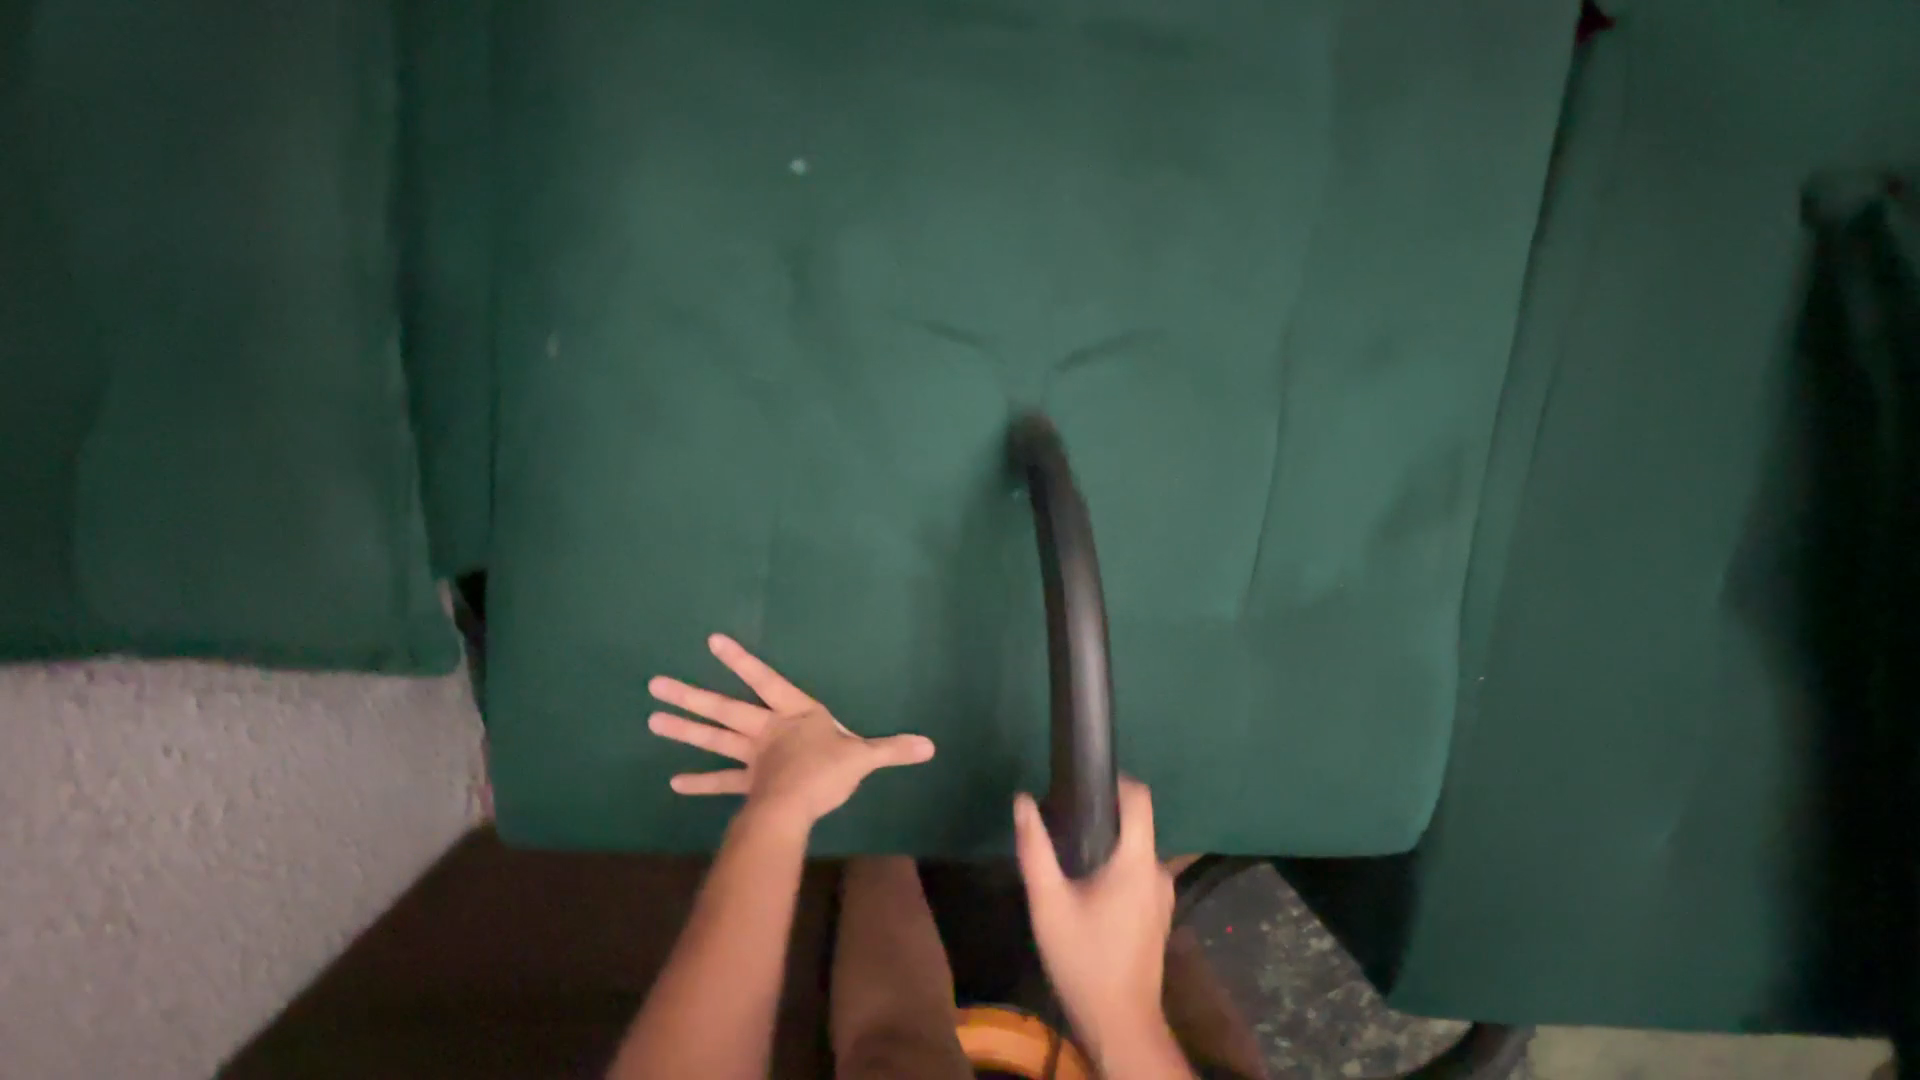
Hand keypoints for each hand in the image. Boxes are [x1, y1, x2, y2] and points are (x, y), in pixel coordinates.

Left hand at [648, 634, 935, 829]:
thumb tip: (930, 746)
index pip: (765, 679)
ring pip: (713, 738)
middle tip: (655, 684)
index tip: (711, 641)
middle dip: (691, 696)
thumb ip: (892, 748)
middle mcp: (767, 729)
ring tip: (652, 719)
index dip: (741, 660)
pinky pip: (720, 781)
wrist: (797, 807)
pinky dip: (698, 782)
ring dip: (683, 729)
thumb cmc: (827, 773)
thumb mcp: (865, 756)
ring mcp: (751, 756)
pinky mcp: (746, 784)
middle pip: (725, 709)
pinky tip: (673, 782)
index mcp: (794, 714)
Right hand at [1014, 778, 1174, 1047]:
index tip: (1083, 779)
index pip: (1140, 797)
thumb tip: (1023, 800)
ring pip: (1135, 850)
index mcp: (1137, 860)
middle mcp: (1158, 870)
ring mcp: (1163, 894)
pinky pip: (1138, 873)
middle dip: (1101, 814)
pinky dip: (1115, 866)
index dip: (1115, 780)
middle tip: (1062, 819)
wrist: (1120, 1024)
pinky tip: (1086, 885)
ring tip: (1069, 852)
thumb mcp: (1048, 903)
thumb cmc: (1084, 959)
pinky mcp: (1158, 914)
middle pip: (1135, 823)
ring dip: (1107, 843)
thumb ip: (1035, 848)